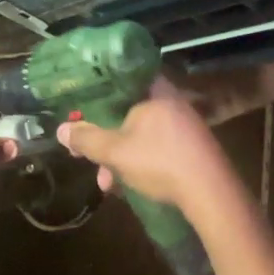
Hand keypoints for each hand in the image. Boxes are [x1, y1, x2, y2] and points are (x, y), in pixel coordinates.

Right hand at [56, 79, 234, 212]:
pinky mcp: (193, 150)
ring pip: (142, 135)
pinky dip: (141, 163)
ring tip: (108, 185)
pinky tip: (130, 187)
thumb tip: (61, 129)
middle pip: (129, 112)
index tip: (84, 107)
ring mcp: (185, 126)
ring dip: (121, 157)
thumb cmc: (160, 161)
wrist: (212, 195)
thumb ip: (87, 139)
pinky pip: (158, 149)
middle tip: (89, 156)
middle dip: (106, 138)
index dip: (100, 92)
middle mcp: (171, 102)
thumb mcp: (116, 151)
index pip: (122, 79)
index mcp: (155, 91)